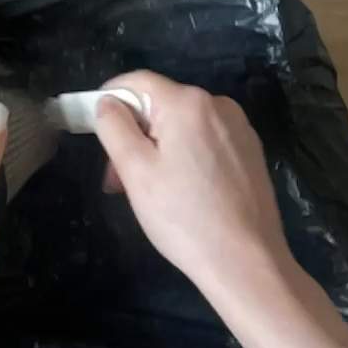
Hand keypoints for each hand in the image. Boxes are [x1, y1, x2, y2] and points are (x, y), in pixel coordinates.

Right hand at [94, 71, 290, 286]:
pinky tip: (183, 192)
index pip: (137, 81)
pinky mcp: (250, 151)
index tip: (97, 128)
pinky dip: (186, 155)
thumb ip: (113, 126)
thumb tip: (108, 102)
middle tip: (119, 178)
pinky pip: (205, 139)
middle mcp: (217, 104)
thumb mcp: (135, 170)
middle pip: (160, 105)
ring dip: (158, 147)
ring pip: (182, 124)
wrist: (248, 266)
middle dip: (134, 134)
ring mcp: (238, 127)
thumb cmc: (184, 217)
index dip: (111, 98)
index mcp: (187, 102)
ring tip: (150, 191)